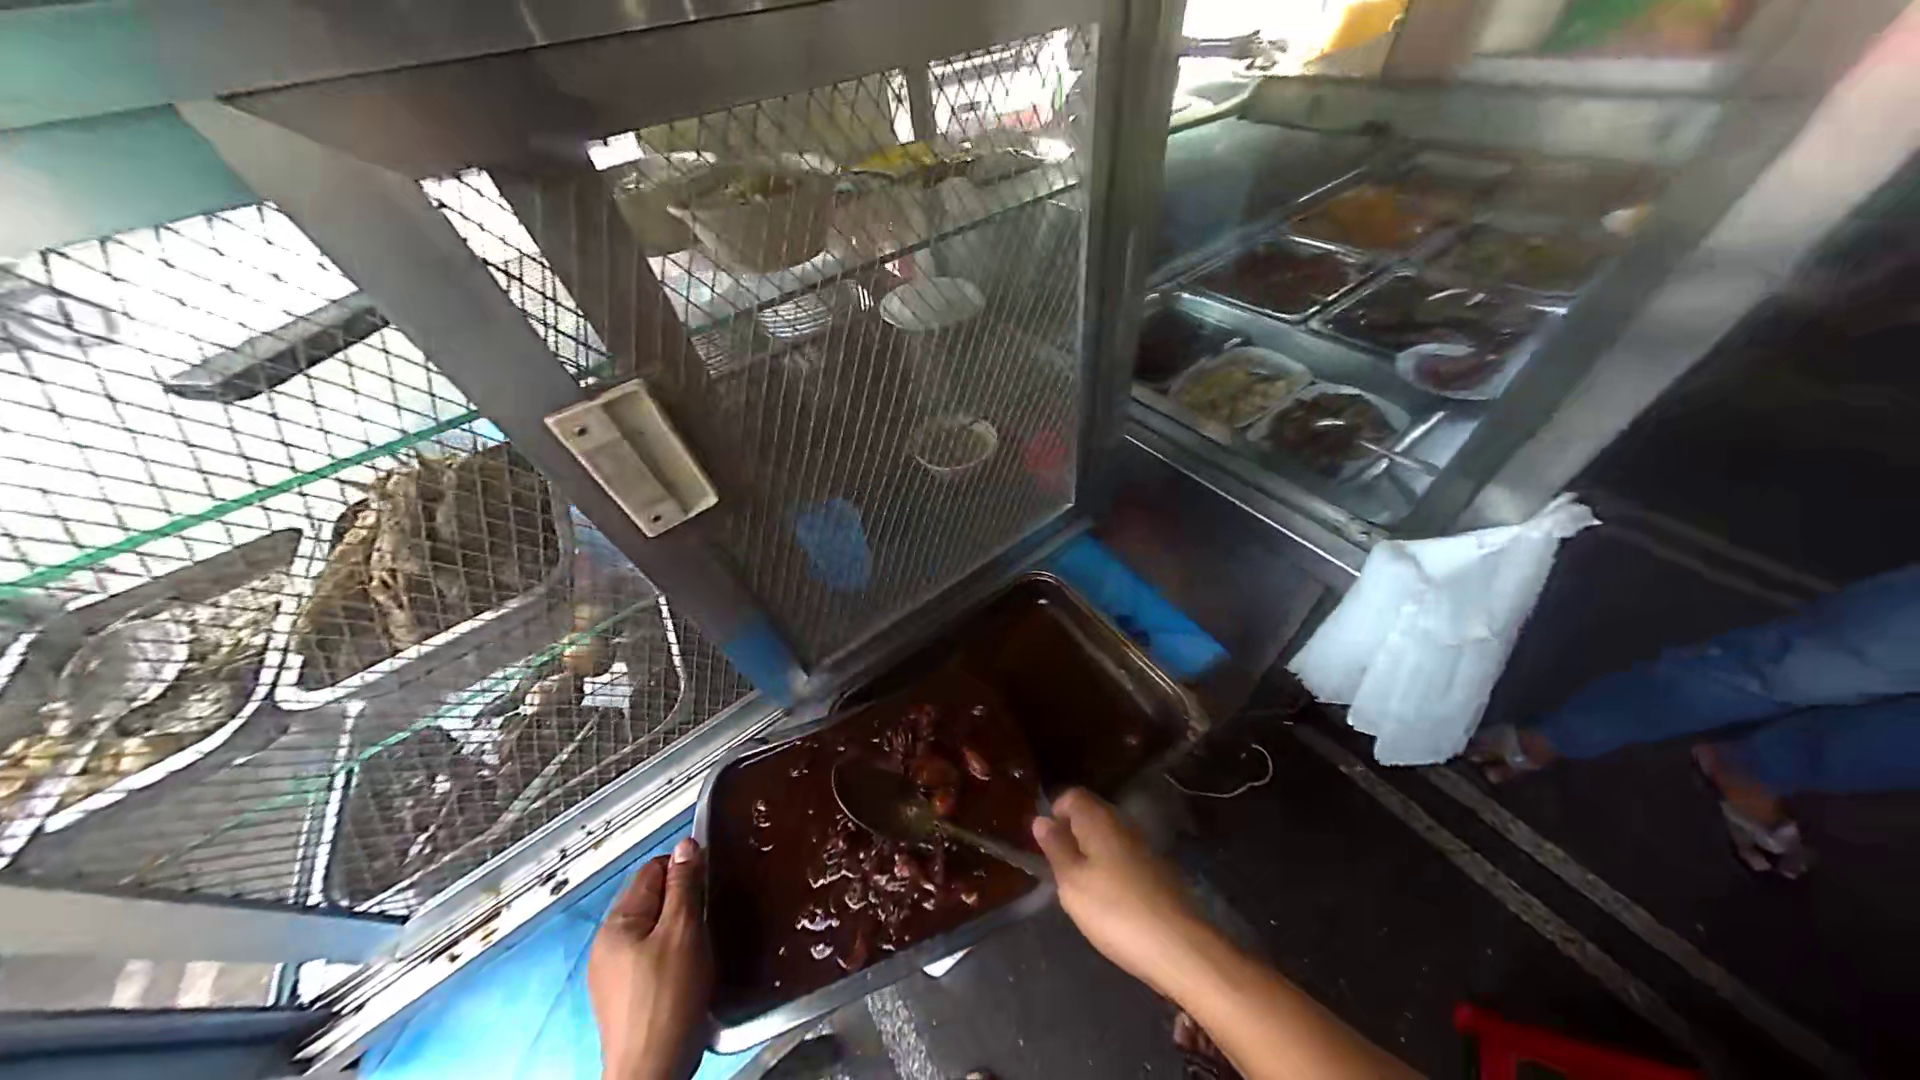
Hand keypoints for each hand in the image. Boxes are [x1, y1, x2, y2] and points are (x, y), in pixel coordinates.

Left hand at [589, 837, 712, 1079]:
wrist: (653, 1071)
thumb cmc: (669, 996)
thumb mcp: (683, 931)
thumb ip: (684, 886)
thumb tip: (686, 844)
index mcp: (616, 924)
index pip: (652, 870)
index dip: (683, 867)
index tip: (710, 880)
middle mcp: (607, 944)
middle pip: (651, 899)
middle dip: (682, 898)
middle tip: (710, 912)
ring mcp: (612, 973)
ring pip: (653, 928)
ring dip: (680, 926)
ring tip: (703, 940)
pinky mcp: (625, 997)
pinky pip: (651, 955)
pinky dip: (672, 952)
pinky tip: (689, 967)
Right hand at [1031, 788, 1219, 996]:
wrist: (1179, 947)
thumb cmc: (1114, 910)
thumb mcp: (1072, 882)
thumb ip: (1055, 847)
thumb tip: (1041, 819)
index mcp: (1100, 820)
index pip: (1073, 795)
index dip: (1055, 812)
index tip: (1046, 843)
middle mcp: (1123, 824)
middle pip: (1091, 814)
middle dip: (1071, 834)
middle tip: (1059, 869)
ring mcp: (1144, 847)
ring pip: (1108, 837)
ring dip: (1090, 853)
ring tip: (1080, 888)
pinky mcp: (1157, 871)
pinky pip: (1124, 857)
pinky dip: (1110, 869)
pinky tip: (1108, 901)